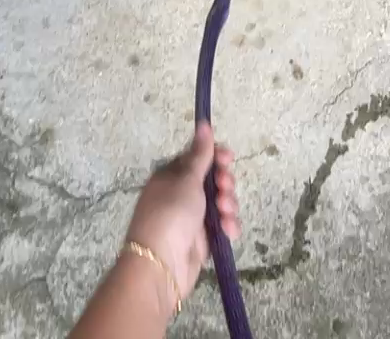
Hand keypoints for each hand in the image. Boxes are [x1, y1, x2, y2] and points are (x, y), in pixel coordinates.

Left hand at [123, 122, 239, 303]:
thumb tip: (203, 122)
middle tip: (225, 187)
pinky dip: (228, 225)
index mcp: (172, 176)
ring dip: (228, 204)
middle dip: (224, 182)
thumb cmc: (171, 213)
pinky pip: (222, 225)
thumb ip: (200, 153)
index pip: (199, 158)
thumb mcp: (187, 179)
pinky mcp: (202, 239)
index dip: (216, 156)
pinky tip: (229, 230)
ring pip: (220, 202)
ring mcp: (192, 217)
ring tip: (225, 213)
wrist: (160, 266)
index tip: (228, 158)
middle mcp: (181, 194)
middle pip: (212, 179)